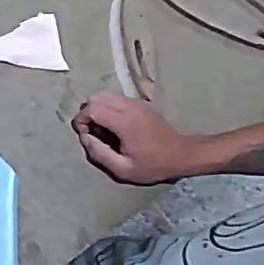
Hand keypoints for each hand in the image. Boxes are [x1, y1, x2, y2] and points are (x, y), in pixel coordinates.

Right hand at [72, 91, 210, 183]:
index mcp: (124, 121)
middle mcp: (129, 106)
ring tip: (103, 130)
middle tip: (93, 133)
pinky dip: (107, 108)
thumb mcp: (124, 169)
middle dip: (87, 114)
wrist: (182, 154)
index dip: (81, 121)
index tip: (86, 137)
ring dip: (97, 110)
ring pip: (105, 95)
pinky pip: (115, 98)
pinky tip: (115, 126)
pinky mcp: (140, 103)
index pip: (91, 108)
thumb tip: (85, 138)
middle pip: (95, 98)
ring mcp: (136, 102)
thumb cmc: (153, 165)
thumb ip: (100, 154)